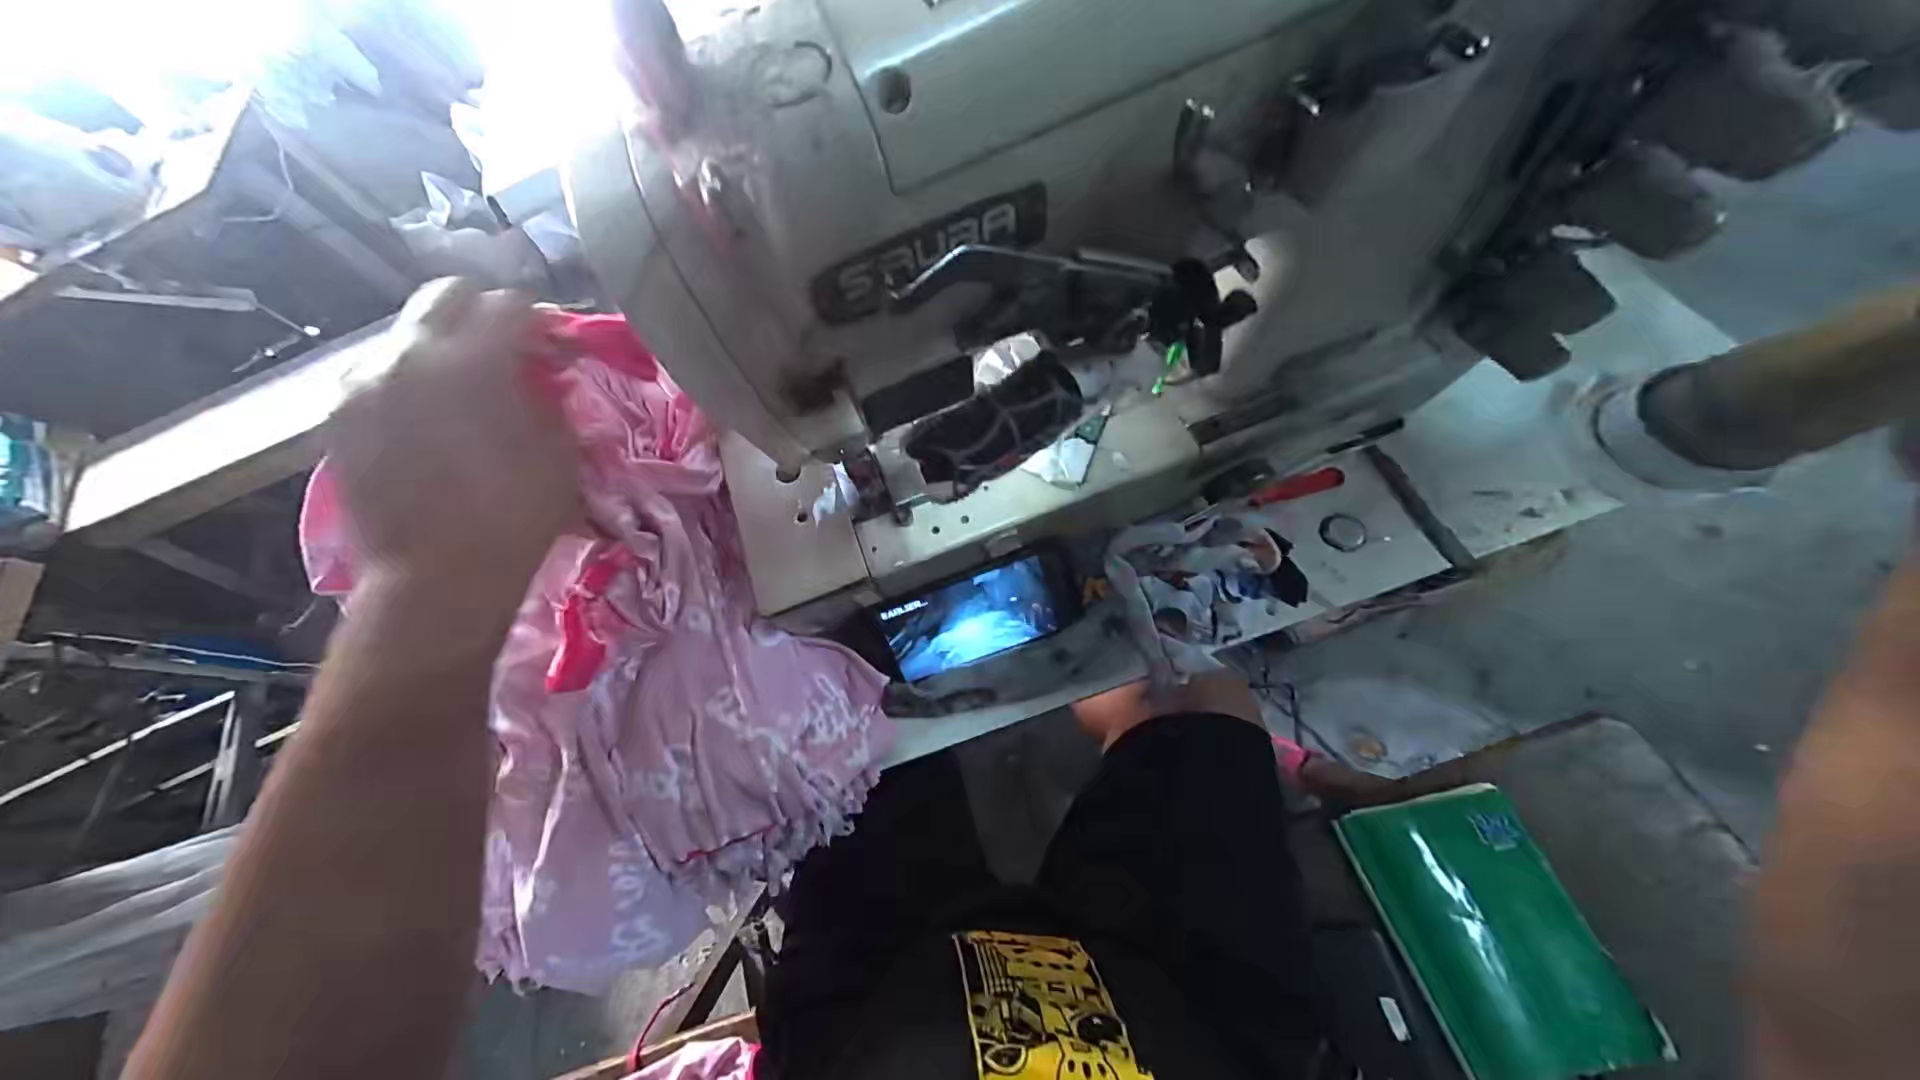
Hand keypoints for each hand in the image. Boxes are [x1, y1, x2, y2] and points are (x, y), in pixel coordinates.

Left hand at [327, 280, 576, 608]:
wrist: (440, 575)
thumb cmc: (517, 516)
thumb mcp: (560, 452)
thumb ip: (551, 398)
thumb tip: (544, 374)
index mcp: (471, 361)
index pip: (509, 306)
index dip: (541, 321)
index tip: (557, 348)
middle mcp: (407, 355)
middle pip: (446, 296)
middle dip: (486, 314)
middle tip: (514, 353)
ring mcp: (362, 383)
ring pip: (408, 333)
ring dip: (447, 347)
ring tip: (470, 391)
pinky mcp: (338, 414)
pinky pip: (380, 373)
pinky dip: (412, 379)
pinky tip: (432, 417)